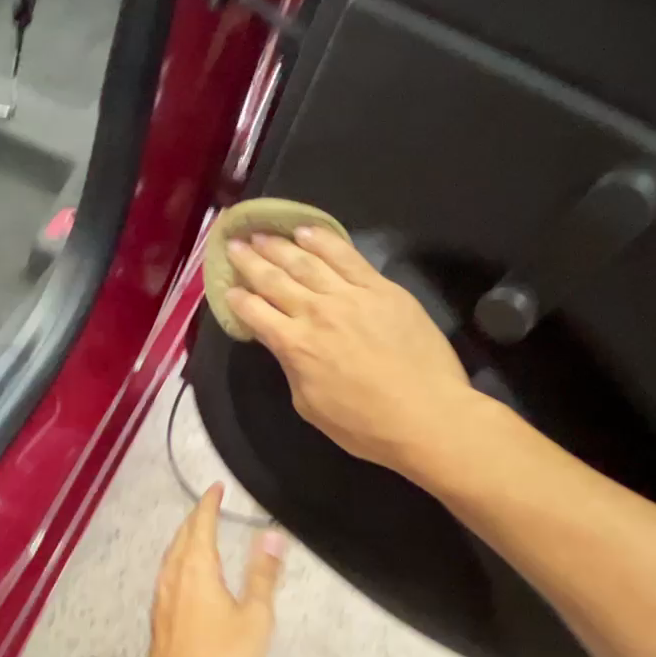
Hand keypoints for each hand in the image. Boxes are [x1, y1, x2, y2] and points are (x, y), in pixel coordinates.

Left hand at [148, 484, 286, 656]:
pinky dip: (178, 558)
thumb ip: (263, 575)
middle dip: (196, 517)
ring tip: (198, 532)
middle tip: (210, 505)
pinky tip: (184, 572)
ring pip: (171, 555)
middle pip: (182, 536)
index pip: (201, 525)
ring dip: (185, 537)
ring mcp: (162, 597)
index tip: (216, 487)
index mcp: (197, 570)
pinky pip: (167, 573)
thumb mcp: (255, 618)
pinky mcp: (159, 617)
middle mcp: (173, 576)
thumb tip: (271, 534)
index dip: (209, 504)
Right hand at [225, 227, 477, 475]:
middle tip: (234, 244)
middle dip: (249, 261)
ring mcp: (350, 296)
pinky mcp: (381, 288)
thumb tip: (286, 345)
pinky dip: (323, 240)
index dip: (237, 298)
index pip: (254, 312)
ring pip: (306, 261)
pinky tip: (306, 231)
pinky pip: (346, 256)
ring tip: (262, 233)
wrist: (427, 415)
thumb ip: (292, 368)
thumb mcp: (310, 405)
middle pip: (274, 279)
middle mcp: (315, 312)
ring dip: (279, 245)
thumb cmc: (365, 425)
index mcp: (294, 345)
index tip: (227, 287)